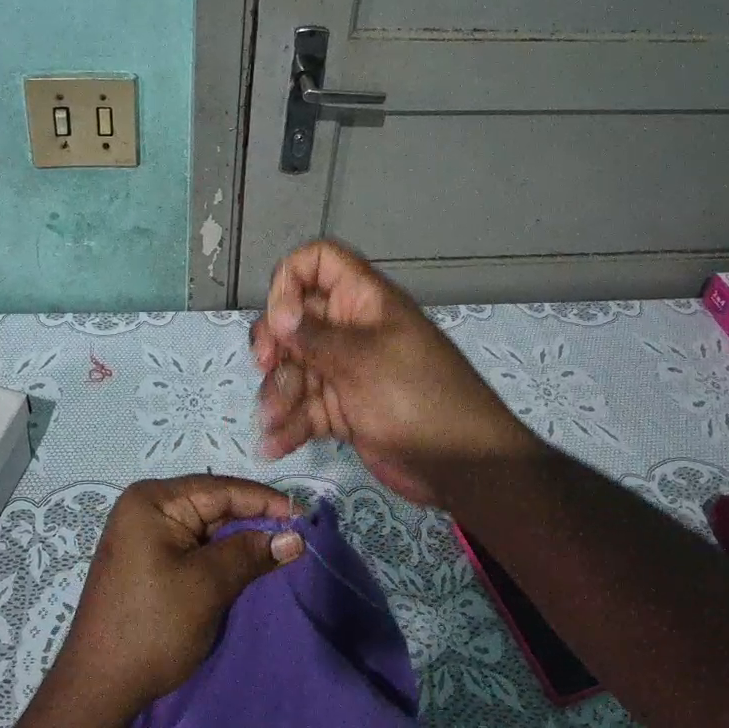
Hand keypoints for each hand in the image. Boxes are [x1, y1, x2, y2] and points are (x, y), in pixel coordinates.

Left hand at [18, 475, 305, 726]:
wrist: (99, 685)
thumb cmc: (153, 625)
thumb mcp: (207, 585)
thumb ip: (250, 554)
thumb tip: (295, 537)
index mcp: (153, 500)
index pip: (220, 489)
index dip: (264, 500)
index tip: (303, 514)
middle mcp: (146, 508)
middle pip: (212, 504)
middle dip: (253, 519)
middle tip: (296, 533)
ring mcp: (144, 535)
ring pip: (205, 527)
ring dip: (239, 539)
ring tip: (279, 546)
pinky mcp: (147, 561)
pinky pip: (193, 546)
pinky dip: (220, 554)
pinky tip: (246, 562)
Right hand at [251, 240, 541, 506]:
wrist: (463, 466)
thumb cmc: (419, 398)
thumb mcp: (364, 360)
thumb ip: (315, 335)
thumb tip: (277, 313)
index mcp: (363, 301)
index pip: (318, 262)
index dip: (290, 280)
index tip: (281, 318)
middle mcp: (351, 329)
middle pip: (294, 319)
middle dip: (274, 345)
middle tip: (265, 368)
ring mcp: (346, 370)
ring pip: (294, 367)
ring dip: (278, 392)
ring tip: (273, 423)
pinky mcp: (343, 409)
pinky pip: (305, 407)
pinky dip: (289, 424)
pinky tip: (276, 444)